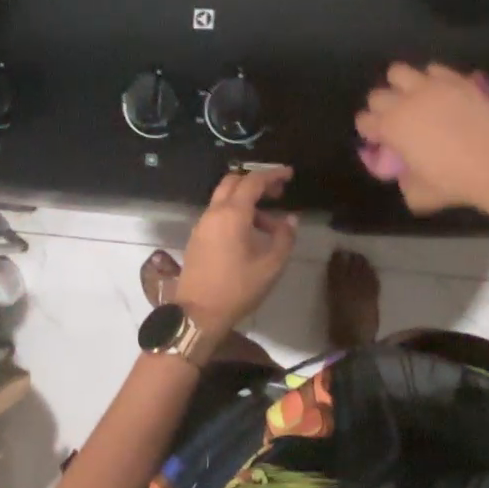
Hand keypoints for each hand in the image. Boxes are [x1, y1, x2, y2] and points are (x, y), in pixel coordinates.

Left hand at [175, 168, 298, 336]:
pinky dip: (235, 213)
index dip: (272, 174)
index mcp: (232, 214)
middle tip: (278, 192)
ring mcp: (202, 224)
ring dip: (247, 201)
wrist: (198, 313)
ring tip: (270, 224)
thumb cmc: (237, 288)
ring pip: (224, 199)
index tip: (289, 174)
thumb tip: (291, 220)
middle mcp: (214, 212)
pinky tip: (250, 234)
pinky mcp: (197, 237)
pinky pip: (218, 214)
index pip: (253, 181)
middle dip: (256, 182)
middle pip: (233, 182)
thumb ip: (284, 238)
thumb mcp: (270, 266)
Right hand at [355, 63, 488, 214]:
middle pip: (376, 95)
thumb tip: (404, 173)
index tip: (380, 140)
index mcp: (390, 127)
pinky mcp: (456, 80)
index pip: (363, 121)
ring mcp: (431, 87)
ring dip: (400, 85)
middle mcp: (404, 101)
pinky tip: (441, 94)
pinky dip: (432, 80)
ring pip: (398, 72)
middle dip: (381, 108)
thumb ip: (403, 181)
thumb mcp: (418, 195)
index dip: (369, 131)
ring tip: (413, 99)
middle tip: (396, 121)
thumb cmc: (454, 183)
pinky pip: (433, 70)